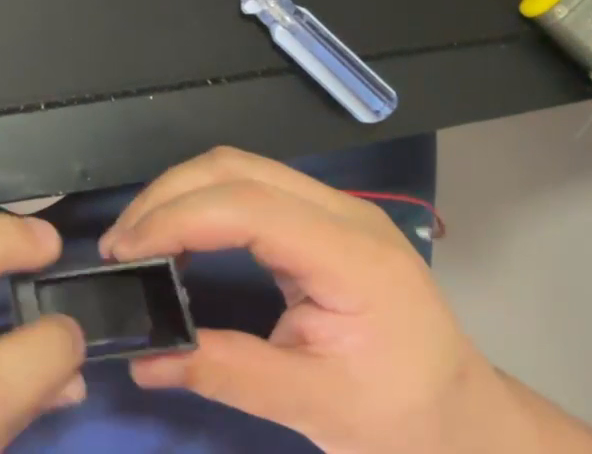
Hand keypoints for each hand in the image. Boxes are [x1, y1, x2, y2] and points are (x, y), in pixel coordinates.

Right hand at [100, 147, 591, 453]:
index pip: (246, 207)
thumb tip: (145, 362)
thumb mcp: (317, 408)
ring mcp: (335, 208)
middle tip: (121, 247)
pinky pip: (246, 184)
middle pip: (233, 169)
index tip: (125, 253)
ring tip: (138, 239)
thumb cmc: (405, 423)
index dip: (175, 219)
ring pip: (235, 167)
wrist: (470, 425)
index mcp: (353, 258)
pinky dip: (198, 201)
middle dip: (165, 198)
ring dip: (177, 194)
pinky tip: (176, 235)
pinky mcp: (321, 216)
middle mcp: (343, 214)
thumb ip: (228, 374)